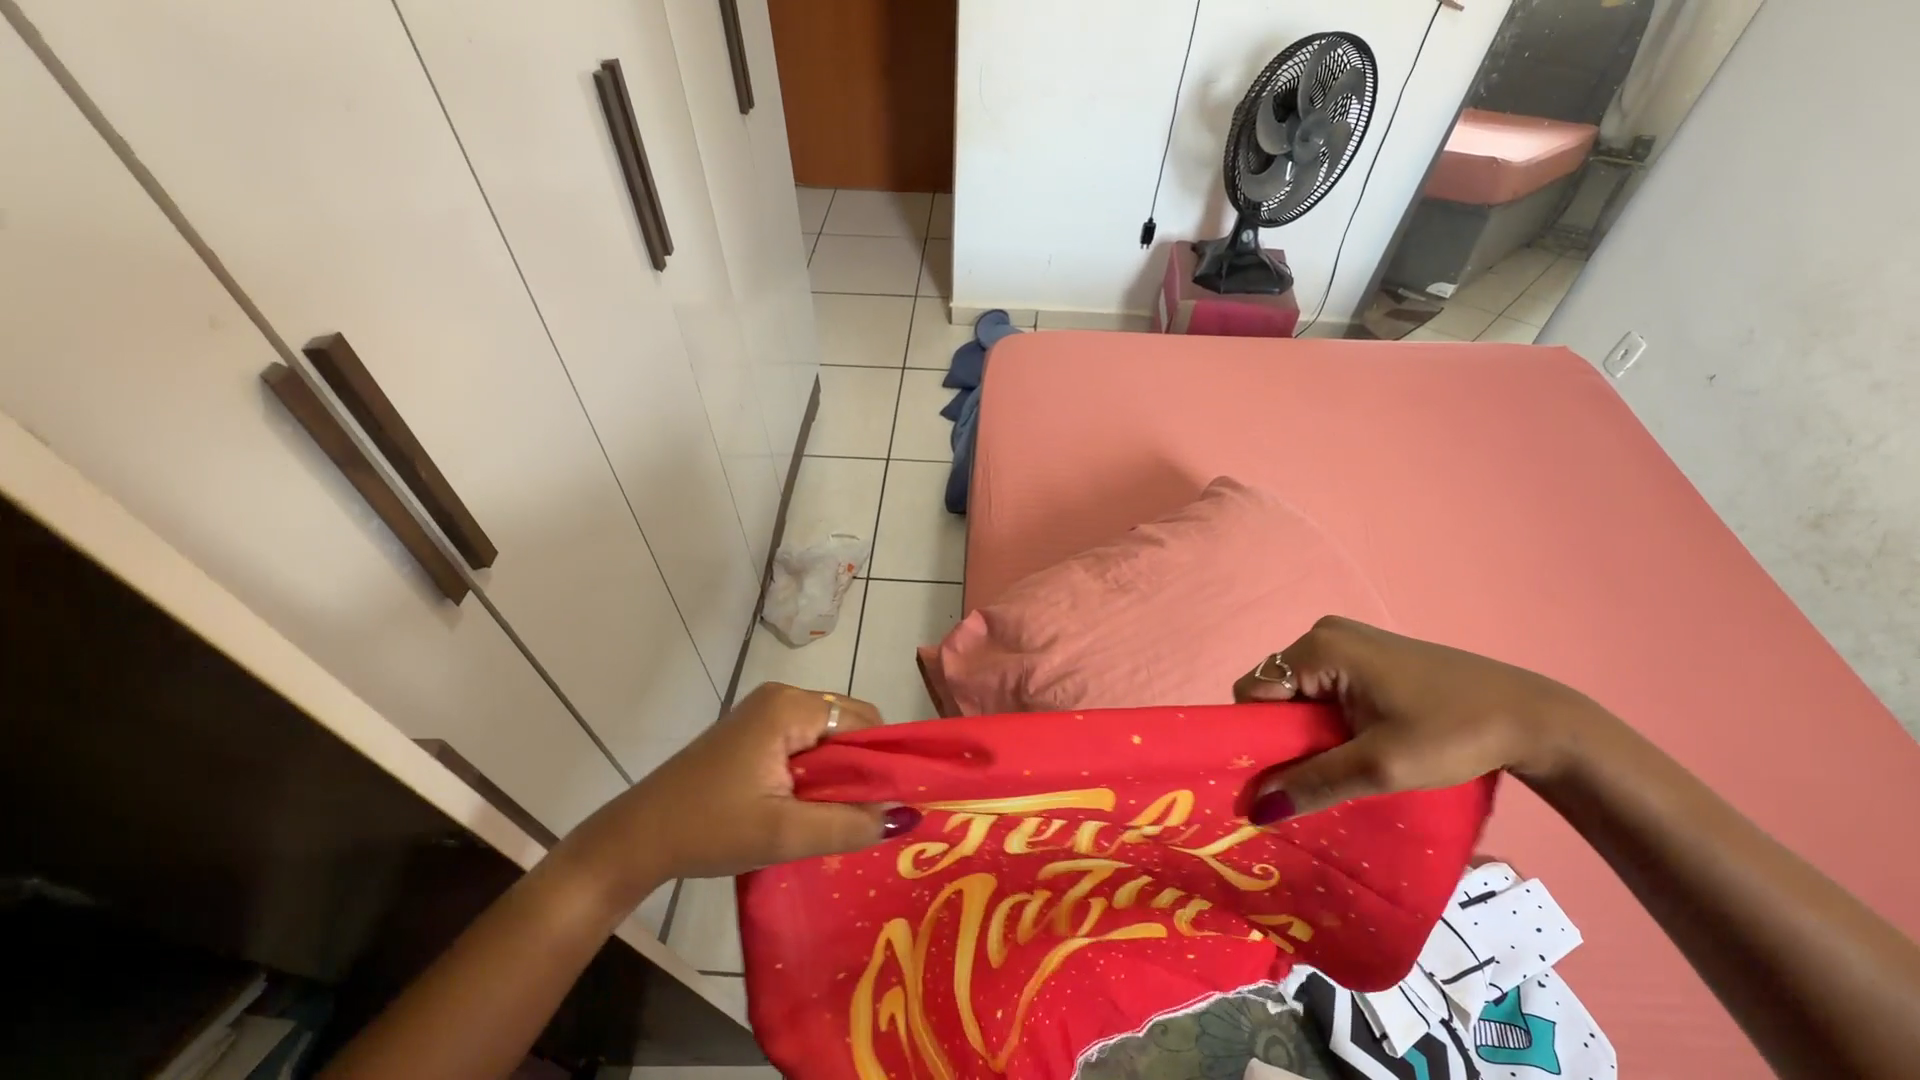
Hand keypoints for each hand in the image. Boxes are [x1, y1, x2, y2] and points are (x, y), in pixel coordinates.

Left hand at [563, 683, 921, 897]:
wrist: (637, 839)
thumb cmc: (710, 829)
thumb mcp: (785, 834)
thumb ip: (850, 824)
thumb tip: (909, 816)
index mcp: (790, 707)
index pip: (865, 723)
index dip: (884, 763)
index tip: (893, 806)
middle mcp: (781, 697)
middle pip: (850, 726)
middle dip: (861, 771)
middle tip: (862, 818)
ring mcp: (764, 714)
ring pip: (829, 739)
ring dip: (838, 777)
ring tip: (837, 819)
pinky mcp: (753, 734)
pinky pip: (806, 746)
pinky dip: (816, 776)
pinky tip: (809, 810)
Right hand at [1233, 616, 1609, 822]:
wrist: (1534, 718)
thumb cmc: (1454, 735)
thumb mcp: (1380, 767)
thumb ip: (1312, 783)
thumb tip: (1254, 810)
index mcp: (1319, 647)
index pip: (1253, 691)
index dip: (1255, 736)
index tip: (1275, 777)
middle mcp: (1325, 633)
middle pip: (1273, 690)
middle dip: (1283, 736)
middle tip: (1309, 778)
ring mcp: (1349, 640)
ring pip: (1298, 692)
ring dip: (1306, 731)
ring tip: (1336, 765)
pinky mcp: (1370, 655)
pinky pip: (1323, 687)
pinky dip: (1327, 719)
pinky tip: (1354, 745)